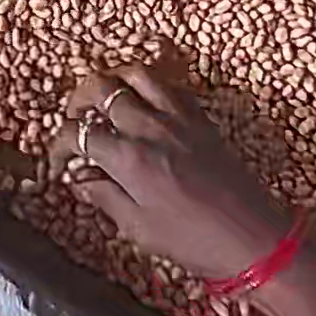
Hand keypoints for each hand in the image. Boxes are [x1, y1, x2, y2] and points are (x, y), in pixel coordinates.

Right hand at [48, 59, 290, 279]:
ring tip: (103, 101)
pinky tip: (142, 106)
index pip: (76, 133)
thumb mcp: (138, 227)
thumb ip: (103, 196)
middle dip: (76, 101)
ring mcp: (177, 119)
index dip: (58, 145)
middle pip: (99, 88)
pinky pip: (168, 86)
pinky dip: (147, 87)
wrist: (257, 240)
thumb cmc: (194, 241)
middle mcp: (150, 129)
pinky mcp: (200, 120)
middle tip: (74, 120)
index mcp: (129, 158)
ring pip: (135, 74)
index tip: (58, 162)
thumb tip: (80, 179)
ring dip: (111, 82)